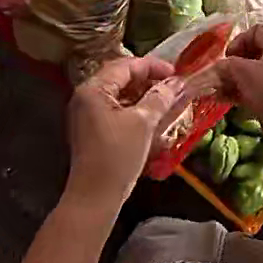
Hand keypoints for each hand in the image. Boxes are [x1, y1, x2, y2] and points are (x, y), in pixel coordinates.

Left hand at [66, 56, 203, 206]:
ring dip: (143, 95)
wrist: (95, 196)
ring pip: (119, 94)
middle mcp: (86, 96)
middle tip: (173, 86)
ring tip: (167, 101)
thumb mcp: (143, 123)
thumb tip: (176, 83)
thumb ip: (159, 98)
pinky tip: (153, 118)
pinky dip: (135, 109)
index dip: (153, 66)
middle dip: (148, 80)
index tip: (176, 74)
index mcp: (93, 89)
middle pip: (120, 78)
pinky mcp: (92, 129)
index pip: (125, 65)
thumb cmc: (118, 156)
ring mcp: (87, 114)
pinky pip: (115, 110)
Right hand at [206, 26, 262, 137]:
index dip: (238, 41)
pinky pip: (254, 87)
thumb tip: (216, 68)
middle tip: (221, 73)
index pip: (256, 31)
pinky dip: (238, 90)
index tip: (228, 57)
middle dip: (232, 62)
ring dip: (231, 78)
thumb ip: (226, 65)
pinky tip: (220, 99)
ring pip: (252, 72)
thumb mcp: (243, 72)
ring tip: (215, 89)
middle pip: (252, 52)